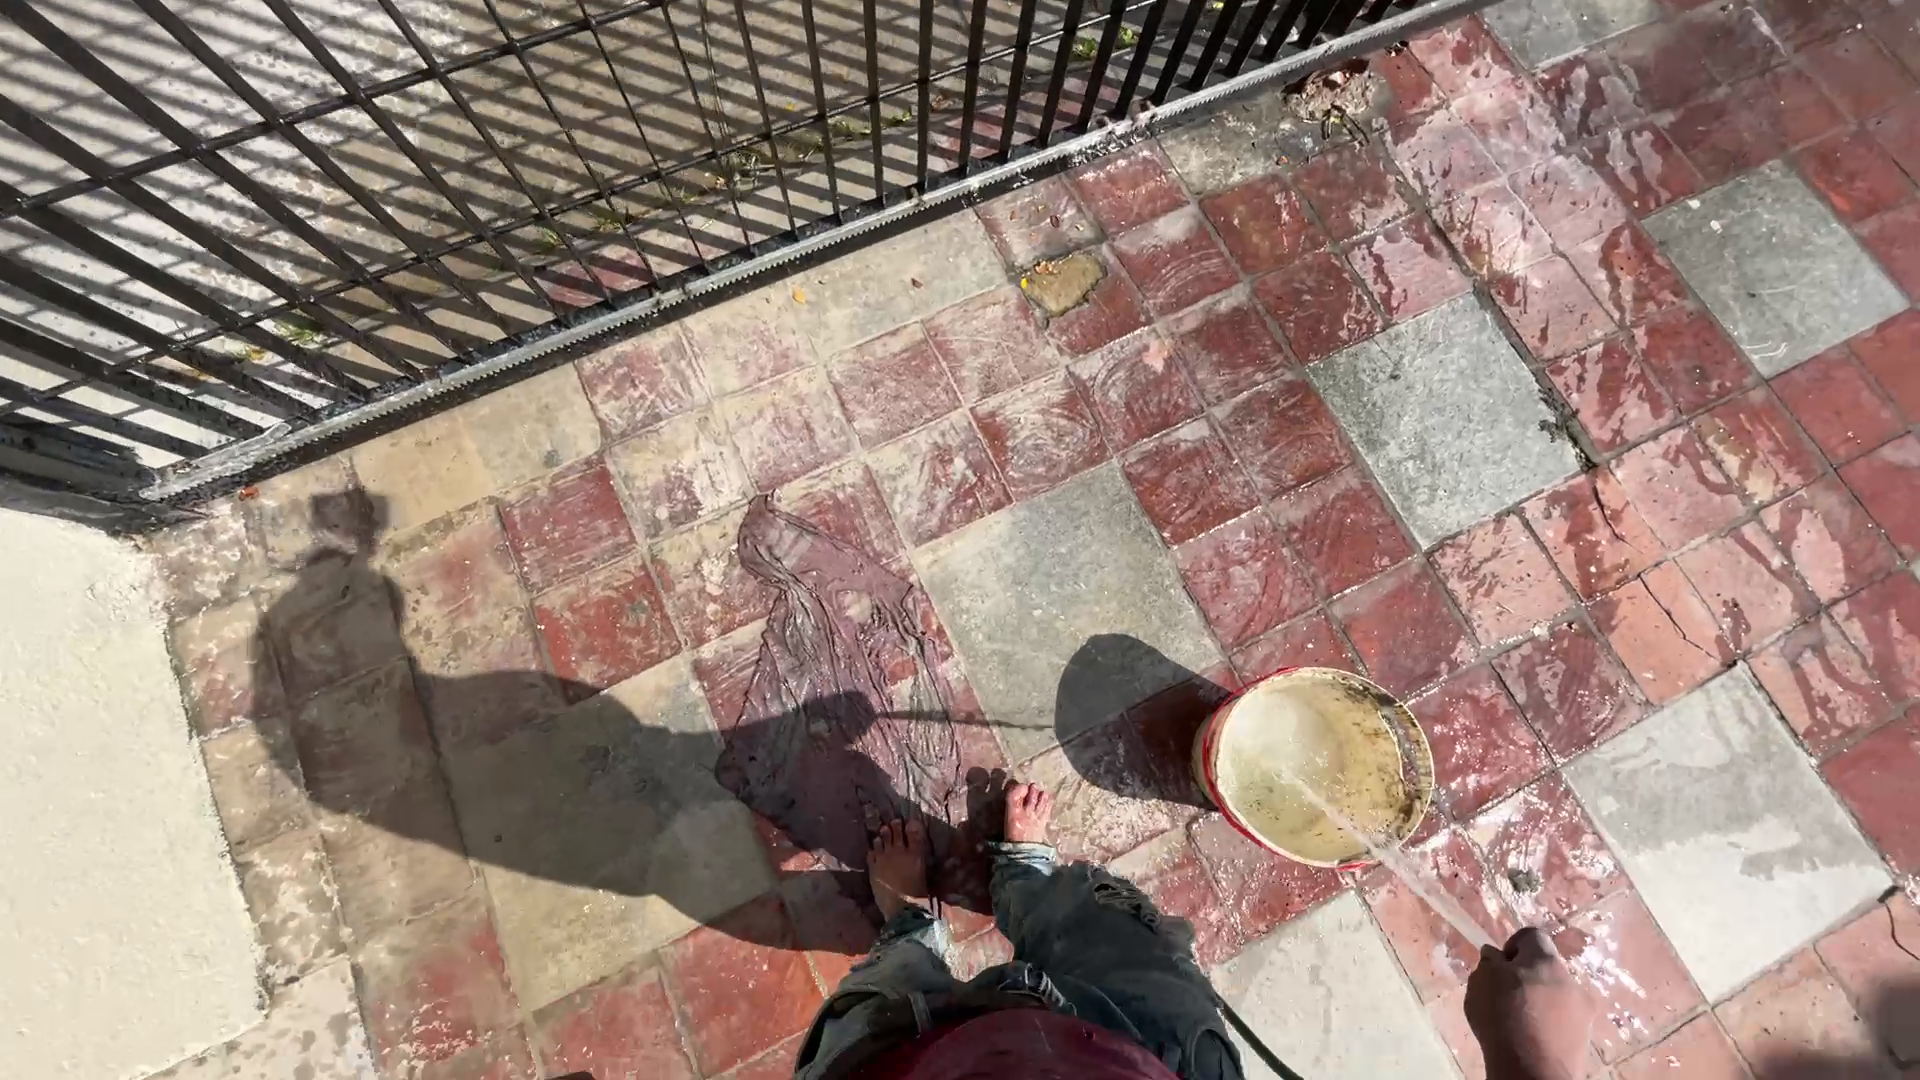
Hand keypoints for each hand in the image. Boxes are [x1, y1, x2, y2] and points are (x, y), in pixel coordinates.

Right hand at [1464, 928, 1592, 1079]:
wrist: (1532, 1070)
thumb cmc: (1503, 1015)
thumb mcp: (1481, 979)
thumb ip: (1490, 962)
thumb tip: (1496, 956)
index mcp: (1547, 961)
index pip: (1533, 935)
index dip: (1512, 944)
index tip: (1500, 964)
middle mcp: (1572, 983)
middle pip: (1545, 967)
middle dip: (1526, 974)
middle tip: (1505, 990)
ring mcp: (1584, 1013)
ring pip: (1555, 993)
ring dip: (1538, 998)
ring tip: (1517, 1015)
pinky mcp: (1585, 1039)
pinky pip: (1562, 1018)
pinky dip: (1547, 1019)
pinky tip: (1529, 1032)